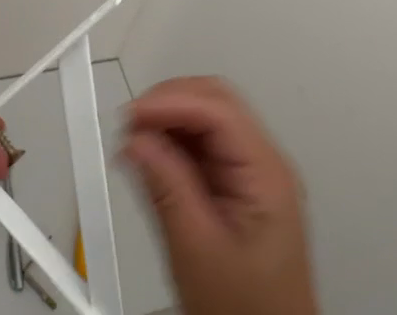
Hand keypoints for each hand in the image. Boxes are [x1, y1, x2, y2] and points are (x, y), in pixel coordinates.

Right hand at [121, 77, 317, 314]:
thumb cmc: (247, 311)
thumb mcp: (196, 251)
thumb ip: (165, 189)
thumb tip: (136, 141)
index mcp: (266, 174)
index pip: (219, 110)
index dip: (171, 102)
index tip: (131, 116)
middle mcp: (264, 164)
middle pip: (216, 103)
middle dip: (169, 103)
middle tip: (129, 125)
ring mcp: (252, 174)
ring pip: (208, 120)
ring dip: (169, 121)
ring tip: (134, 144)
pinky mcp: (237, 188)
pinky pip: (204, 147)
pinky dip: (173, 144)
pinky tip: (150, 160)